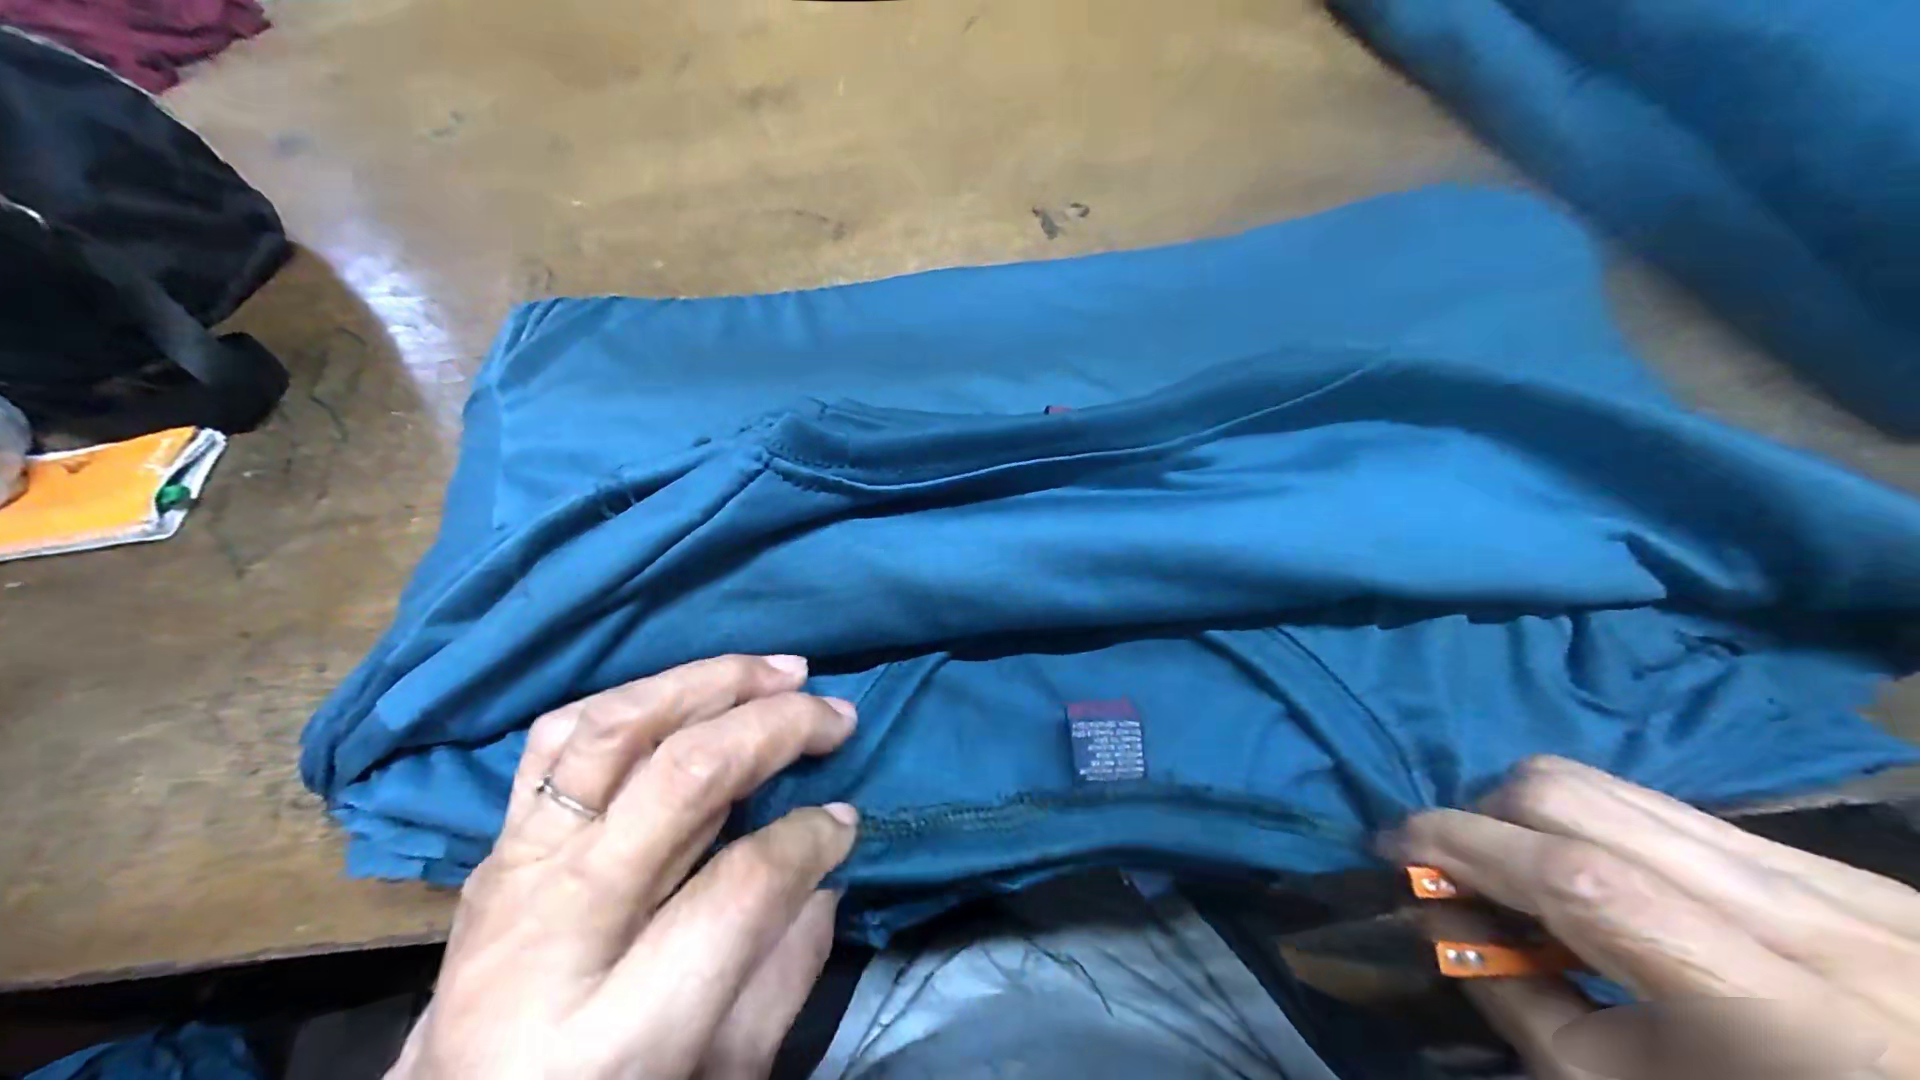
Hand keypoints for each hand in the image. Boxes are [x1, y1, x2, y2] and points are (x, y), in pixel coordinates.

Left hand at [387, 654, 859, 1079]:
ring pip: (612, 731)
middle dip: (775, 728)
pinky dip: (636, 697)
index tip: (846, 820)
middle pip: (680, 779)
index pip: (742, 885)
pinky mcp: (499, 842)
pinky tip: (688, 691)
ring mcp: (515, 871)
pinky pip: (559, 736)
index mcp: (616, 1030)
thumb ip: (783, 974)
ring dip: (707, 683)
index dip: (811, 838)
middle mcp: (555, 929)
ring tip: (777, 671)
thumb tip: (826, 865)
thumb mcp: (719, 1077)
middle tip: (836, 715)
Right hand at [1384, 756, 1919, 1078]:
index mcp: (1782, 1017)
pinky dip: (1599, 826)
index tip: (1394, 844)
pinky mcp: (1847, 871)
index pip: (1577, 876)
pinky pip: (1671, 809)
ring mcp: (1844, 886)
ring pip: (1617, 786)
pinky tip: (1601, 872)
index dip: (1463, 844)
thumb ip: (1514, 992)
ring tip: (1517, 858)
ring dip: (1531, 811)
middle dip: (1485, 814)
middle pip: (1580, 799)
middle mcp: (1818, 924)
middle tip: (1458, 858)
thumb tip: (1431, 904)